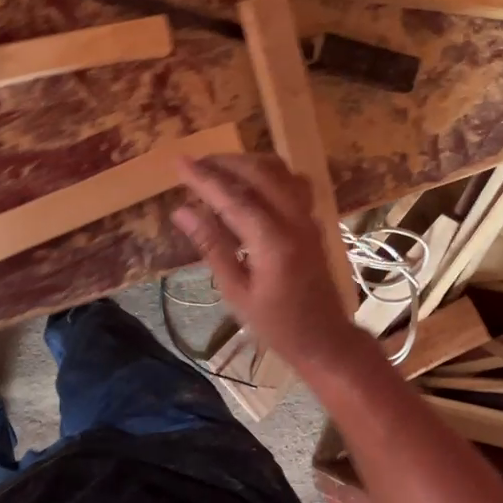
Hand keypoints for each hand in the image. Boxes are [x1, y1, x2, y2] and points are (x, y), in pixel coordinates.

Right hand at [173, 154, 362, 367]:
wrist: (324, 339)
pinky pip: (292, 182)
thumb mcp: (235, 291)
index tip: (178, 163)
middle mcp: (294, 221)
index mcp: (273, 242)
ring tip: (218, 169)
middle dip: (224, 163)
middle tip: (195, 163)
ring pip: (279, 171)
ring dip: (247, 163)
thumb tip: (181, 211)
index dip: (203, 178)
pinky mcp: (313, 220)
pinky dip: (268, 173)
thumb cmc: (275, 324)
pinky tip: (250, 184)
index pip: (232, 198)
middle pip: (259, 173)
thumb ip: (211, 246)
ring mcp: (308, 218)